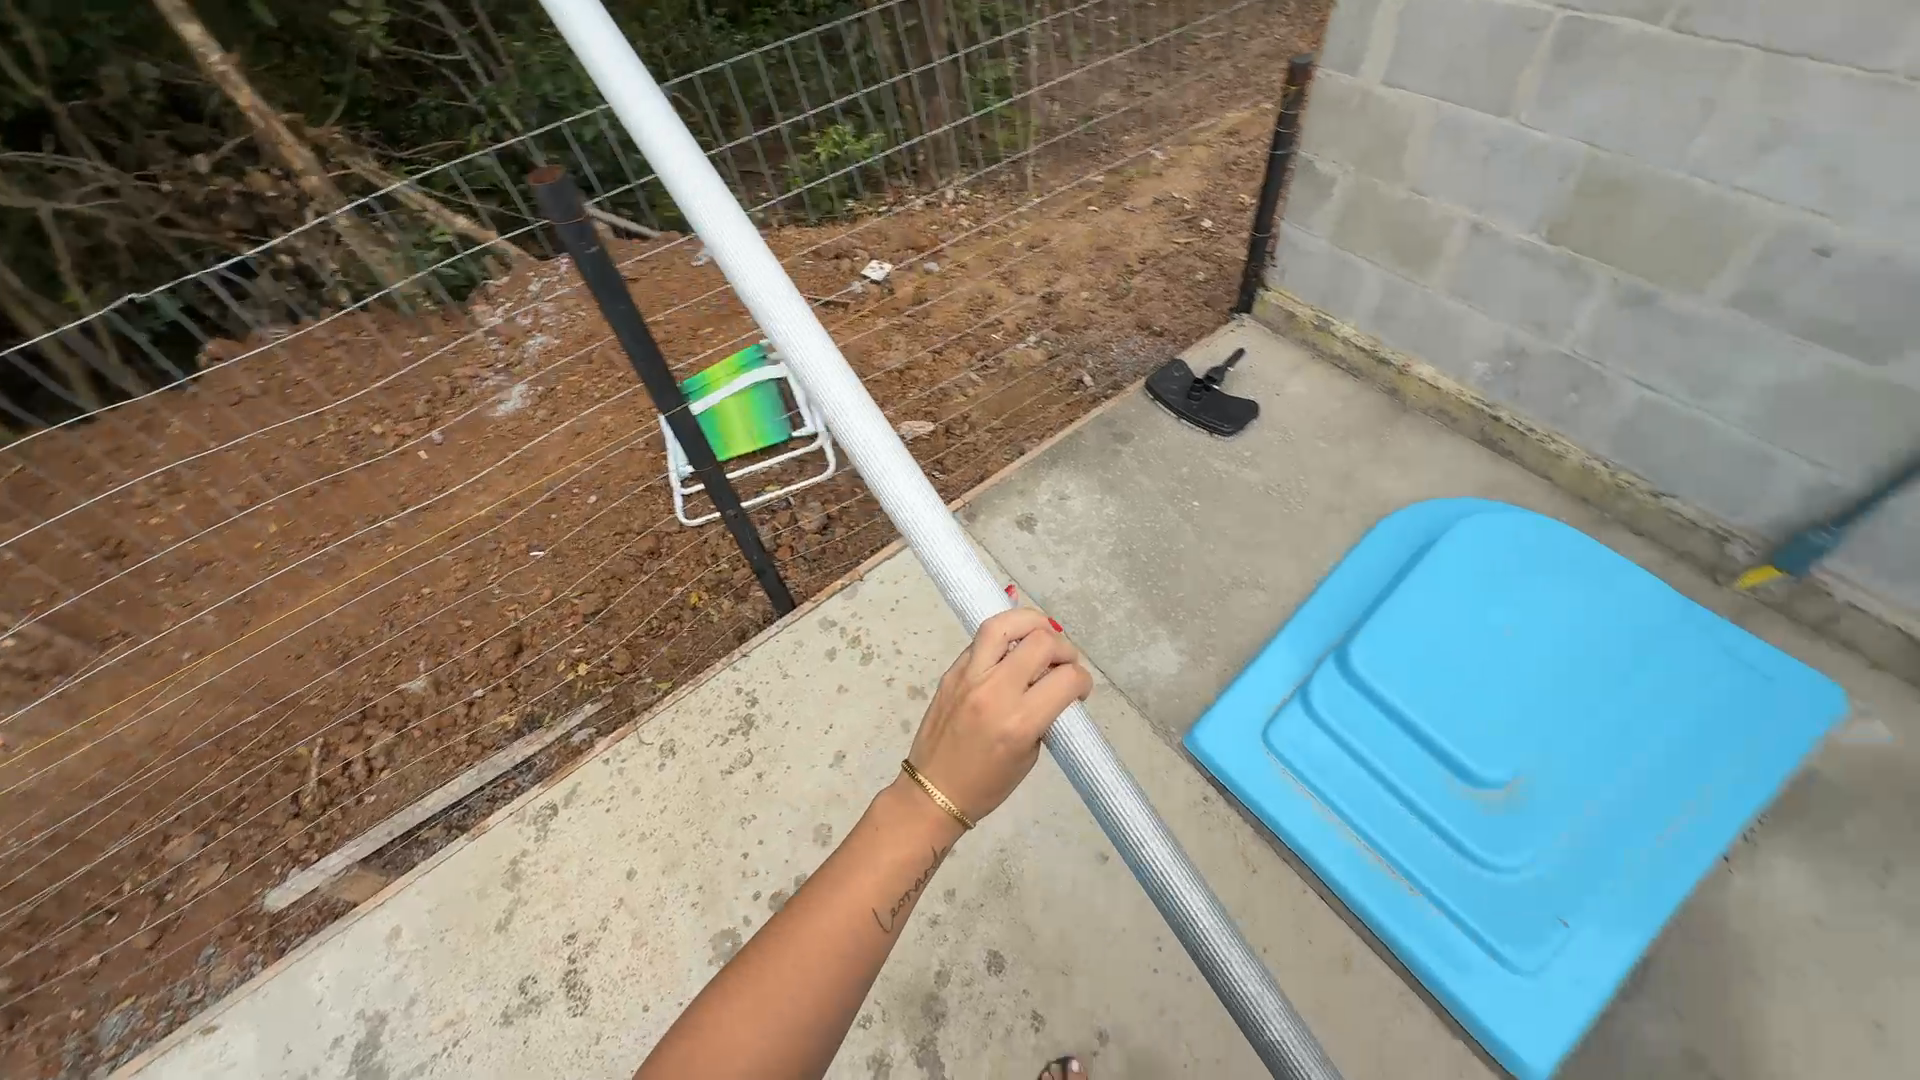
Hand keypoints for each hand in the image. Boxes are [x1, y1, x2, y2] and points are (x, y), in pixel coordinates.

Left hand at [899, 608, 1091, 824]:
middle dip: (1064, 648)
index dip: (1083, 679)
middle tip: (1064, 663)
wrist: (933, 791)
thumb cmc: (987, 784)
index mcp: (1020, 721)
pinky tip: (1013, 649)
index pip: (1067, 678)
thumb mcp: (1030, 754)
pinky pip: (982, 640)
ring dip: (1031, 623)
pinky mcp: (952, 671)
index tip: (1080, 689)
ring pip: (1003, 625)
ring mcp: (969, 677)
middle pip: (1041, 641)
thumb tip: (1053, 682)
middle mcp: (995, 691)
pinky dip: (1005, 637)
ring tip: (1042, 635)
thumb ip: (1044, 713)